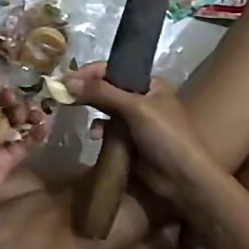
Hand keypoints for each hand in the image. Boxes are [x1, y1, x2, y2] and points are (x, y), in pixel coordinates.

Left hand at [0, 84, 46, 228]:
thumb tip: (2, 83)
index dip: (3, 93)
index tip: (14, 96)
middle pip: (4, 110)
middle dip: (18, 105)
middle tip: (25, 112)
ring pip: (15, 126)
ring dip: (28, 118)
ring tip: (39, 117)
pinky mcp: (6, 164)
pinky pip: (23, 145)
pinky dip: (34, 136)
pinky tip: (44, 129)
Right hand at [67, 63, 219, 198]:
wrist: (184, 178)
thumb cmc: (165, 135)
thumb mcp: (135, 108)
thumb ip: (103, 92)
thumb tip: (69, 80)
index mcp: (149, 84)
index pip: (114, 70)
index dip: (91, 72)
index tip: (67, 79)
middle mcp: (142, 98)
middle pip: (108, 89)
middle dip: (88, 93)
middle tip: (64, 97)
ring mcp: (136, 122)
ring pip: (106, 111)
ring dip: (94, 114)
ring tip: (85, 122)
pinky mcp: (130, 142)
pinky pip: (108, 131)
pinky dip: (100, 132)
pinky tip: (95, 138)